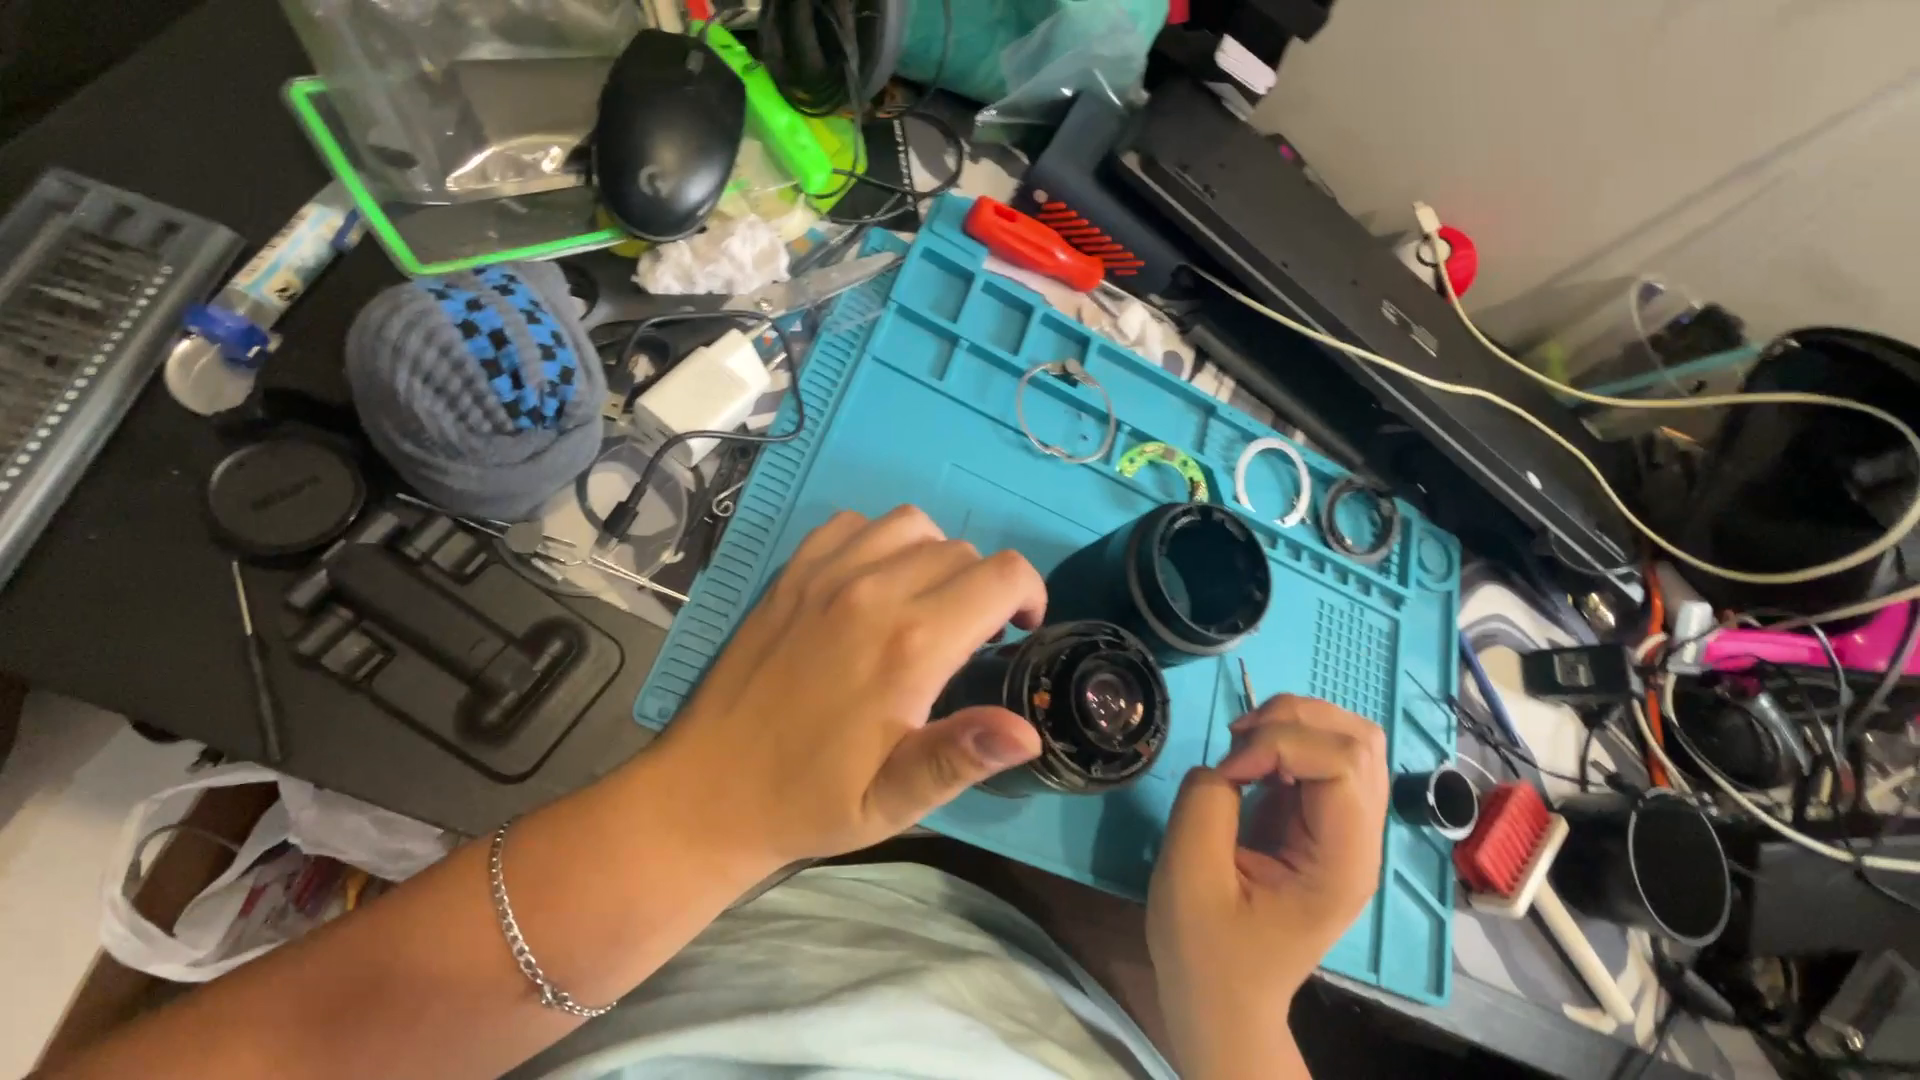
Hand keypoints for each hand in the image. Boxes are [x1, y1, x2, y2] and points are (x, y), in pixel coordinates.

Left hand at [648, 506, 1046, 870]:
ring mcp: (825, 574)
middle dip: (985, 587)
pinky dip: (878, 541)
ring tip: (926, 603)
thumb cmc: (811, 800)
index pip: (1002, 575)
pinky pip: (853, 523)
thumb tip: (1027, 730)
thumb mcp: (894, 799)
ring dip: (936, 557)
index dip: (1029, 594)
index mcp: (911, 645)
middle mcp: (873, 591)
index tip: (1018, 631)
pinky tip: (872, 584)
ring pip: (912, 525)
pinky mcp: (791, 573)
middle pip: (963, 551)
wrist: (709, 791)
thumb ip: (961, 755)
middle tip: (971, 636)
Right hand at [1146, 695, 1387, 1076]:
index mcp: (1342, 863)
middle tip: (1237, 740)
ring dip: (1294, 723)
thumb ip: (1206, 802)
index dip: (1281, 744)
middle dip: (1294, 719)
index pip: (1343, 764)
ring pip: (1348, 739)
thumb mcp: (1189, 875)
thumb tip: (1225, 766)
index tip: (1227, 770)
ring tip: (1243, 745)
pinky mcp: (1320, 824)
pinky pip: (1323, 757)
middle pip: (1359, 740)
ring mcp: (1344, 831)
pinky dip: (1285, 740)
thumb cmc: (1205, 952)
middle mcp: (1359, 840)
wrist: (1222, 1002)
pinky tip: (1250, 762)